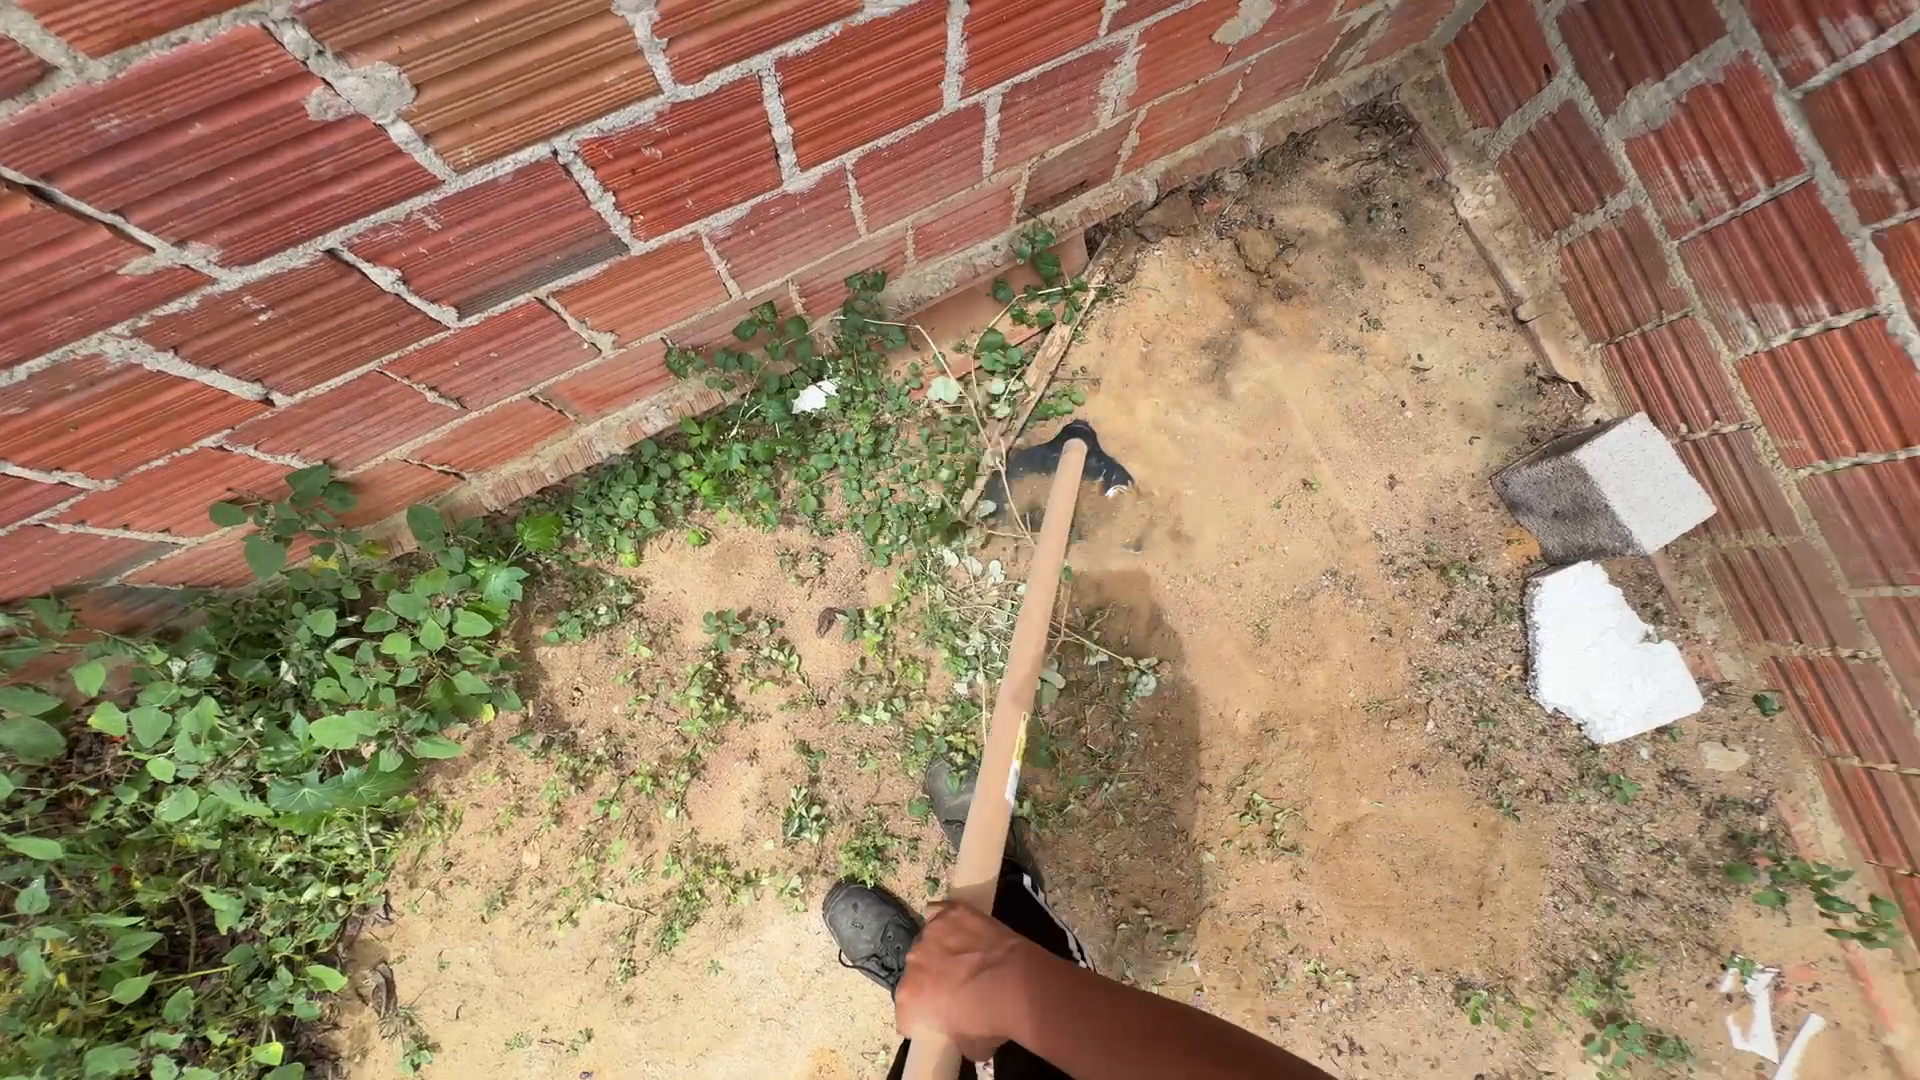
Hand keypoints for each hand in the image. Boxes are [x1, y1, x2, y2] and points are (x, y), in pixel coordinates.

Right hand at [895, 902, 1036, 1060]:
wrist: (1016, 983)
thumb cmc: (990, 1021)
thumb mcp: (966, 1046)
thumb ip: (952, 1035)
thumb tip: (959, 1030)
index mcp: (909, 998)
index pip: (907, 1013)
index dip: (922, 1019)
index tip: (938, 1020)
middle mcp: (912, 962)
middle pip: (916, 973)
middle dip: (930, 980)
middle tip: (954, 988)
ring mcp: (931, 932)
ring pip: (928, 941)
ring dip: (940, 950)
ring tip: (964, 957)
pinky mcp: (951, 910)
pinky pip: (939, 912)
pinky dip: (947, 921)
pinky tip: (961, 929)